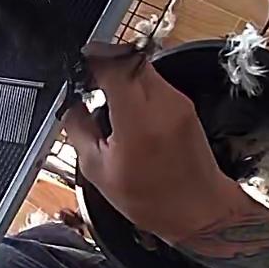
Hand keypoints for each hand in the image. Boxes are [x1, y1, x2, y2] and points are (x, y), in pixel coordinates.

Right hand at [62, 55, 252, 244]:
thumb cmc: (152, 199)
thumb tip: (68, 104)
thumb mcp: (99, 170)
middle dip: (106, 63)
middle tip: (88, 80)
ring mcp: (179, 102)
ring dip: (122, 75)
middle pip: (130, 59)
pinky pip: (156, 83)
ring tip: (107, 99)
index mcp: (138, 119)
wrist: (200, 210)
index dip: (92, 57)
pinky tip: (127, 111)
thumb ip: (79, 130)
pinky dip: (138, 88)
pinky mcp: (186, 105)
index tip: (78, 64)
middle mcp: (163, 103)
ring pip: (144, 68)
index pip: (115, 64)